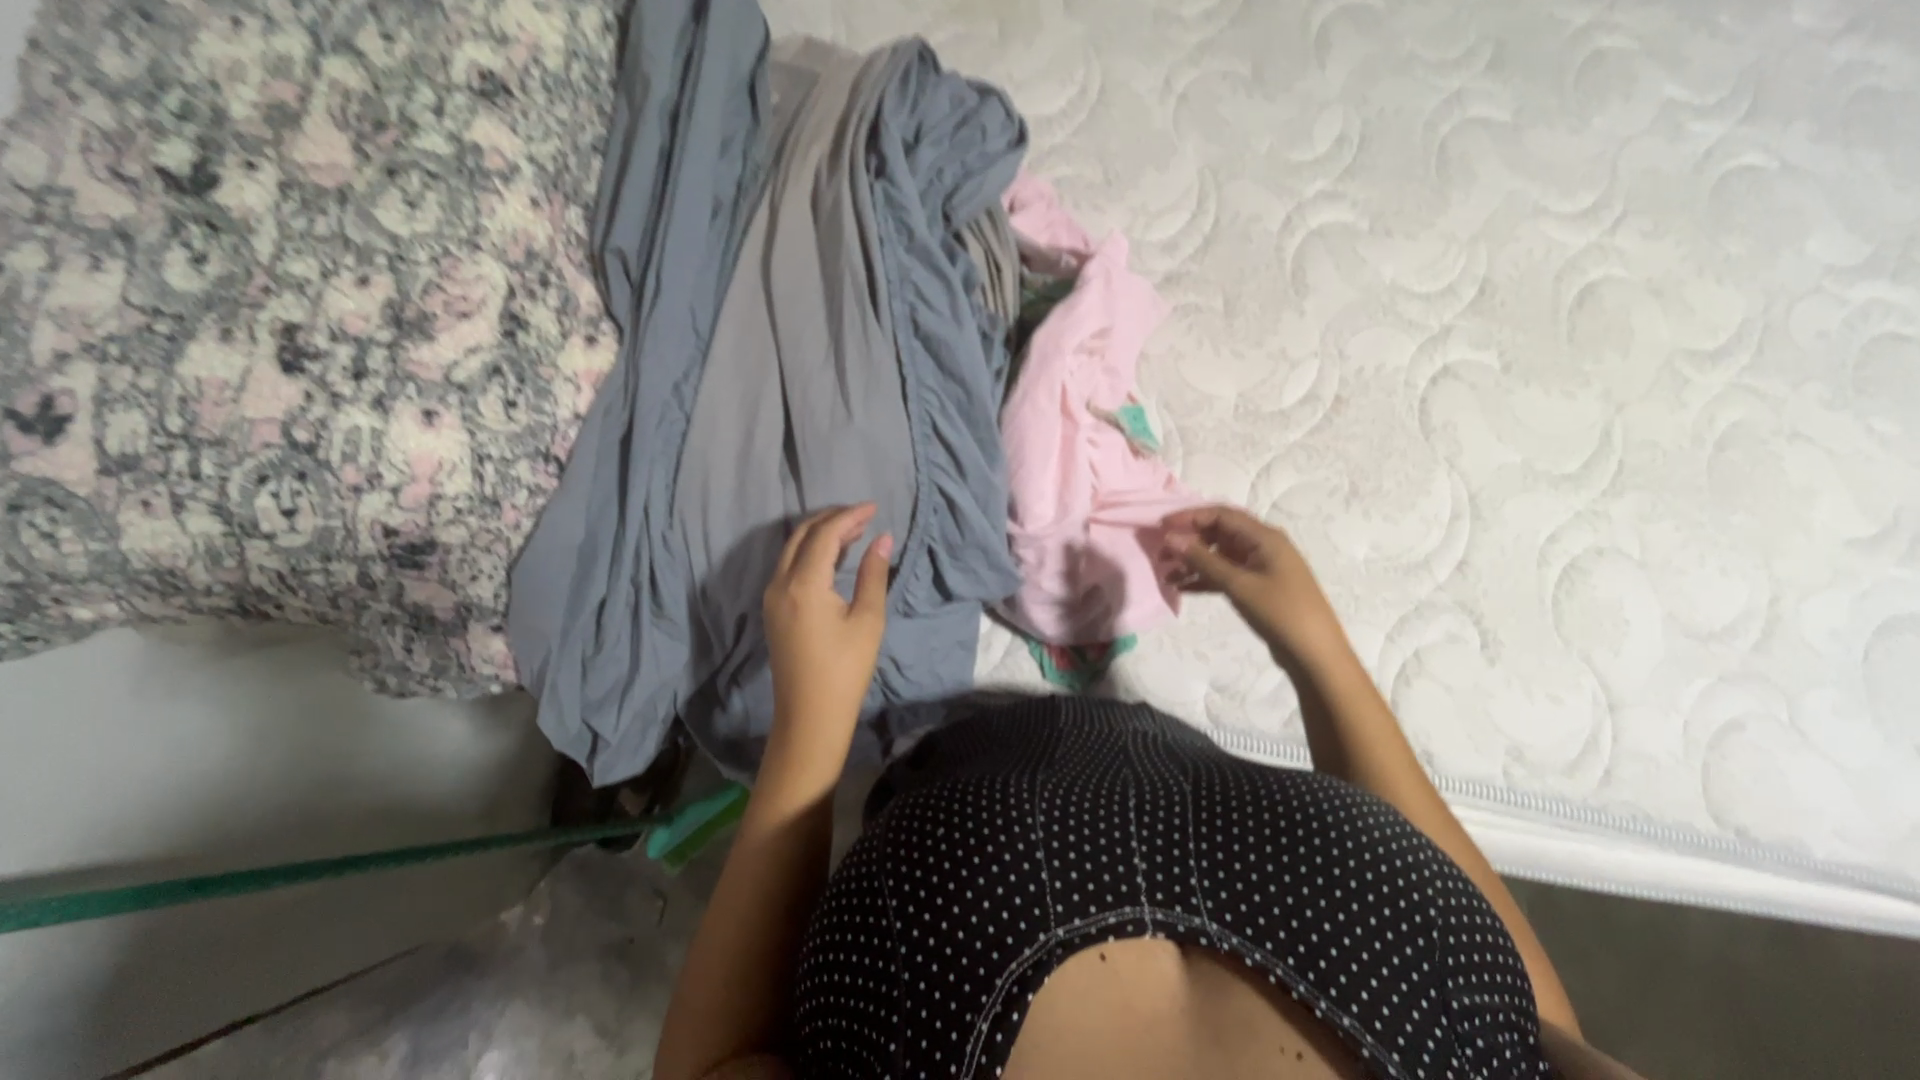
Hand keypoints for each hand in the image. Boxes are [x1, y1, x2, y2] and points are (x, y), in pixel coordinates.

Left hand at [763, 504, 892, 746]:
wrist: (810, 715)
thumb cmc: (845, 669)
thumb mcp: (867, 620)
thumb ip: (873, 574)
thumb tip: (882, 539)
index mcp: (803, 584)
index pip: (824, 534)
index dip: (849, 516)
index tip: (875, 508)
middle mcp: (779, 583)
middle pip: (802, 535)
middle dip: (832, 519)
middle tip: (863, 516)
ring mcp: (771, 597)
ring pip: (792, 549)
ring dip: (820, 535)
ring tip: (854, 532)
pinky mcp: (772, 609)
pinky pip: (788, 566)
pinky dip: (810, 553)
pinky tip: (834, 557)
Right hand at [1161, 506, 1346, 670]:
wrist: (1314, 652)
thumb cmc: (1280, 612)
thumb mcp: (1238, 584)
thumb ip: (1203, 559)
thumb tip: (1171, 537)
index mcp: (1264, 537)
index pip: (1221, 515)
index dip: (1190, 517)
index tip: (1161, 527)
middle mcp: (1263, 546)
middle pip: (1219, 533)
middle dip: (1189, 540)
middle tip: (1160, 553)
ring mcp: (1261, 567)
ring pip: (1220, 555)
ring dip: (1194, 561)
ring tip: (1166, 574)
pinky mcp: (1258, 587)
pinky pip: (1226, 574)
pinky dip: (1205, 578)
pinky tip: (1182, 588)